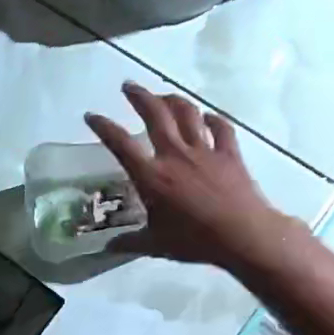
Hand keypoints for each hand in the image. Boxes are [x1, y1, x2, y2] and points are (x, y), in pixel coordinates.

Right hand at [85, 82, 306, 271]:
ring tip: (164, 96)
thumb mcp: (156, 245)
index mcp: (152, 176)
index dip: (103, 127)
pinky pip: (220, 128)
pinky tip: (207, 117)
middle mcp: (175, 155)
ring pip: (186, 113)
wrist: (241, 235)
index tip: (92, 115)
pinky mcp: (229, 153)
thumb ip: (130, 242)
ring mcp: (204, 151)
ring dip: (173, 99)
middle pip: (155, 114)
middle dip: (139, 96)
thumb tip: (108, 248)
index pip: (121, 144)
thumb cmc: (194, 241)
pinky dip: (212, 119)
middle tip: (128, 86)